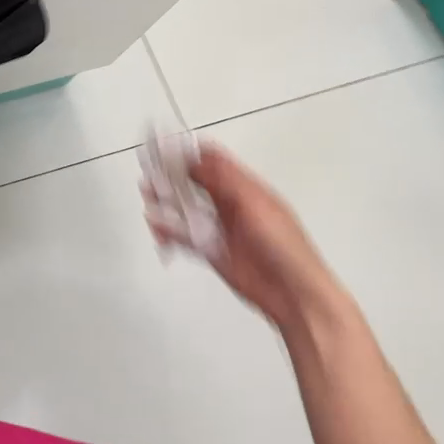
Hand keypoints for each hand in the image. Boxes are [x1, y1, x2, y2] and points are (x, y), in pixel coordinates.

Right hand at [146, 141, 347, 332]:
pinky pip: (184, 237)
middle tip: (148, 178)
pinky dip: (169, 232)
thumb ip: (225, 180)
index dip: (186, 152)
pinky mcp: (211, 251)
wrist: (295, 296)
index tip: (161, 148)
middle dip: (168, 178)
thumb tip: (194, 155)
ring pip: (184, 209)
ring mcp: (218, 228)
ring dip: (165, 204)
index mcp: (243, 188)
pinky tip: (158, 231)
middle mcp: (228, 204)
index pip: (210, 161)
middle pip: (192, 183)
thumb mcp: (257, 205)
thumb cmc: (283, 245)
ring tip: (148, 203)